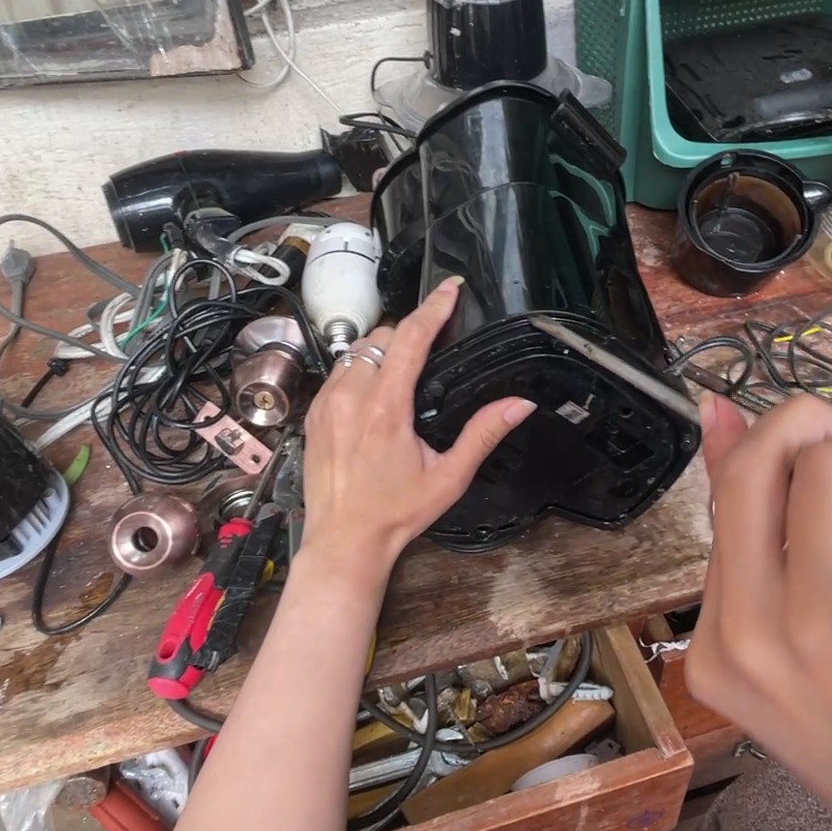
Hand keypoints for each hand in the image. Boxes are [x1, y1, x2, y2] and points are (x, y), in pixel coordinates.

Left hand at [301, 276, 535, 574]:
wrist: (343, 541)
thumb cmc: (397, 512)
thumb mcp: (449, 476)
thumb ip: (483, 434)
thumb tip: (519, 404)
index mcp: (385, 408)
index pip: (410, 338)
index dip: (433, 308)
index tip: (449, 289)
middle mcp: (350, 397)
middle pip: (381, 337)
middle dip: (407, 334)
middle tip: (430, 351)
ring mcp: (325, 403)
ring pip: (356, 351)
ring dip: (382, 350)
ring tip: (402, 372)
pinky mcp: (312, 414)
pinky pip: (338, 372)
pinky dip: (359, 370)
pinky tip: (374, 393)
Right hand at [686, 394, 831, 830]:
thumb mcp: (796, 650)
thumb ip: (757, 539)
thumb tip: (713, 410)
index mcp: (720, 649)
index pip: (725, 493)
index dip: (786, 456)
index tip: (830, 459)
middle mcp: (754, 637)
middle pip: (769, 459)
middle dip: (827, 432)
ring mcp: (827, 630)